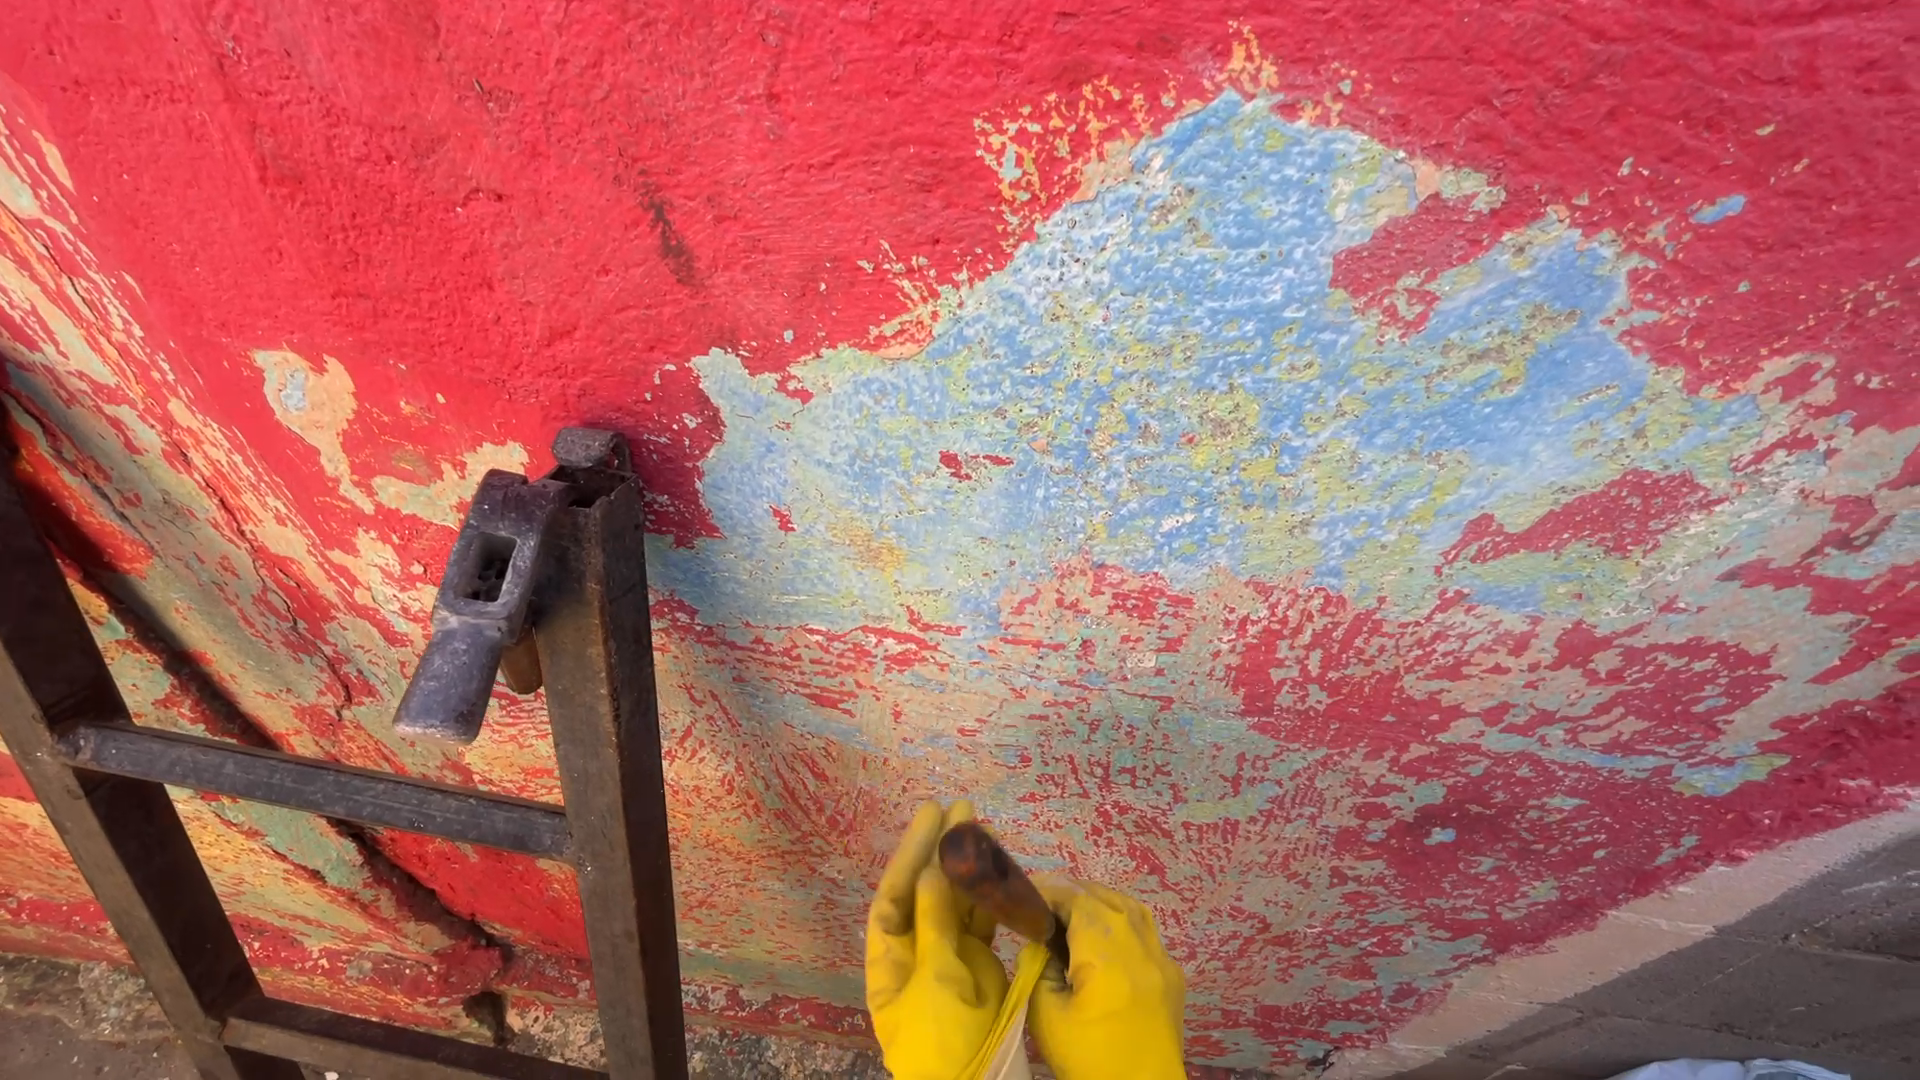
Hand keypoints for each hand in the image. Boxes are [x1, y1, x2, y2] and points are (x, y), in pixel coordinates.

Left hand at [866, 800, 1007, 1079]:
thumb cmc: (941, 1040)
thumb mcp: (935, 982)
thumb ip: (935, 924)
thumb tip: (931, 870)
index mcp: (889, 958)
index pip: (895, 894)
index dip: (910, 852)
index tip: (930, 815)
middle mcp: (916, 950)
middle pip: (926, 891)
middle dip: (941, 850)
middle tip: (961, 806)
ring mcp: (949, 955)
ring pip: (957, 900)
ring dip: (968, 865)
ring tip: (982, 824)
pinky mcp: (978, 963)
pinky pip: (982, 920)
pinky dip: (990, 893)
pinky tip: (999, 866)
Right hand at [1027, 879, 1185, 1079]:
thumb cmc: (1088, 1059)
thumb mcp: (1045, 1014)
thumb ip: (1038, 966)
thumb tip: (1040, 942)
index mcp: (1105, 951)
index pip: (1075, 897)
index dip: (1049, 889)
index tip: (1028, 894)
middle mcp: (1138, 943)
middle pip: (1102, 896)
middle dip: (1071, 892)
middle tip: (1044, 901)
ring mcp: (1161, 957)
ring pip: (1129, 906)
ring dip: (1099, 900)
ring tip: (1074, 909)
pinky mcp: (1173, 974)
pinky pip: (1147, 930)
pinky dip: (1124, 920)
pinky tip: (1109, 934)